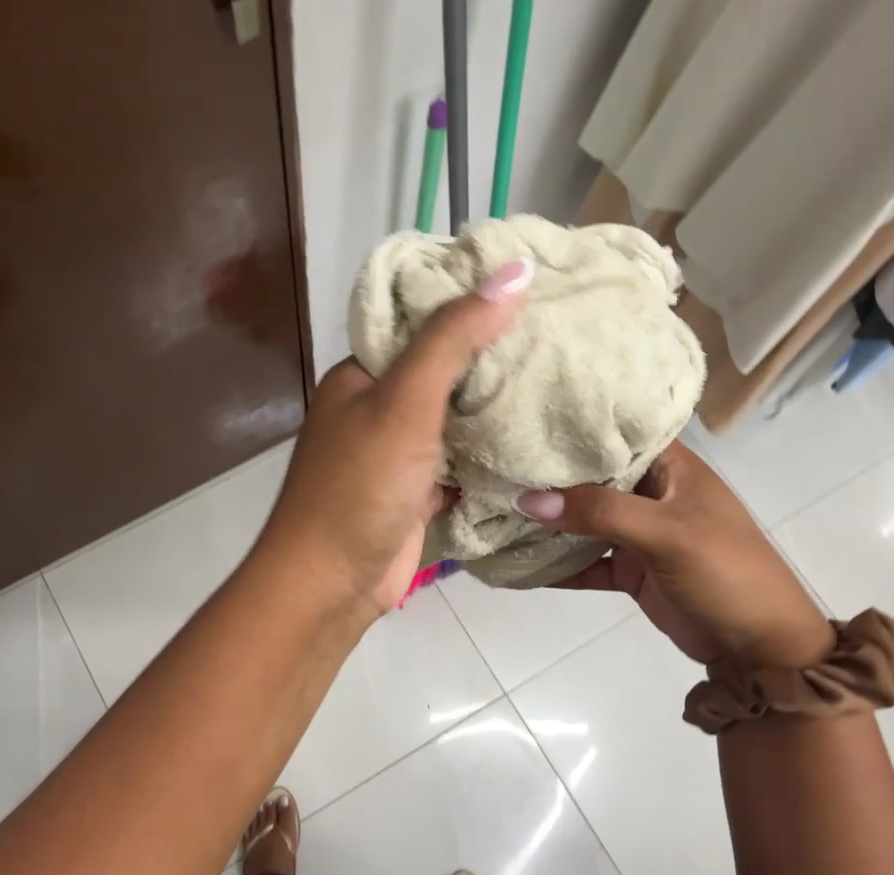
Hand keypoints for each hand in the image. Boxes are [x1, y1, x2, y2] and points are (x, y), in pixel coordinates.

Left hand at [255, 257, 532, 615]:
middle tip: (561, 334)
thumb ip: (454, 339)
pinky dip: (491, 457)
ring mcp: (397, 454)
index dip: (471, 302)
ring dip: (496, 408)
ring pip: (455, 420)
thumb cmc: (359, 486)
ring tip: (563, 377)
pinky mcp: (416, 493)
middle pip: (443, 371)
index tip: (534, 289)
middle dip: (494, 357)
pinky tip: (539, 441)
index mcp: (362, 374)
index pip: (421, 322)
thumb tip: (513, 271)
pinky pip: (460, 464)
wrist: (330, 583)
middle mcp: (376, 408)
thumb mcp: (405, 402)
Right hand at [518, 441, 836, 666]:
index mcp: (671, 467)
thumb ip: (599, 512)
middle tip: (491, 464)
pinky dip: (555, 565)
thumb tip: (527, 498)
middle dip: (546, 475)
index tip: (519, 417)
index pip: (615, 433)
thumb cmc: (727, 573)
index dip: (571, 425)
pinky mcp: (631, 570)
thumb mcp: (667, 534)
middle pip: (591, 477)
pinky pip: (584, 563)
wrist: (760, 647)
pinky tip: (515, 562)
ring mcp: (640, 533)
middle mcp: (652, 492)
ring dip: (546, 522)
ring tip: (489, 509)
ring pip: (582, 521)